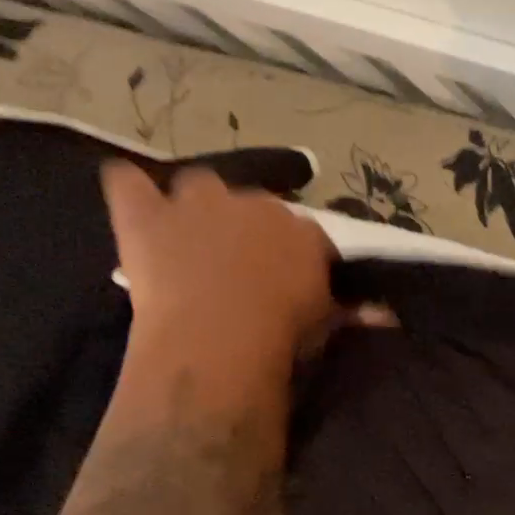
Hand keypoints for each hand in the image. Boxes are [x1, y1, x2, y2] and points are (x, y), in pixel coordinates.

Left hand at [103, 160, 336, 369]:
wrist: (219, 334)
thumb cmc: (286, 332)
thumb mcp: (327, 323)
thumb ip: (352, 310)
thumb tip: (387, 316)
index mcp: (305, 232)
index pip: (309, 234)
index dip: (302, 253)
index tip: (297, 276)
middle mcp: (255, 205)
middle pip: (257, 205)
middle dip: (253, 225)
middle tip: (249, 260)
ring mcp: (195, 204)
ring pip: (201, 184)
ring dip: (202, 202)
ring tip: (198, 230)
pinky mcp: (143, 213)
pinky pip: (127, 180)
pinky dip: (132, 186)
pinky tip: (138, 198)